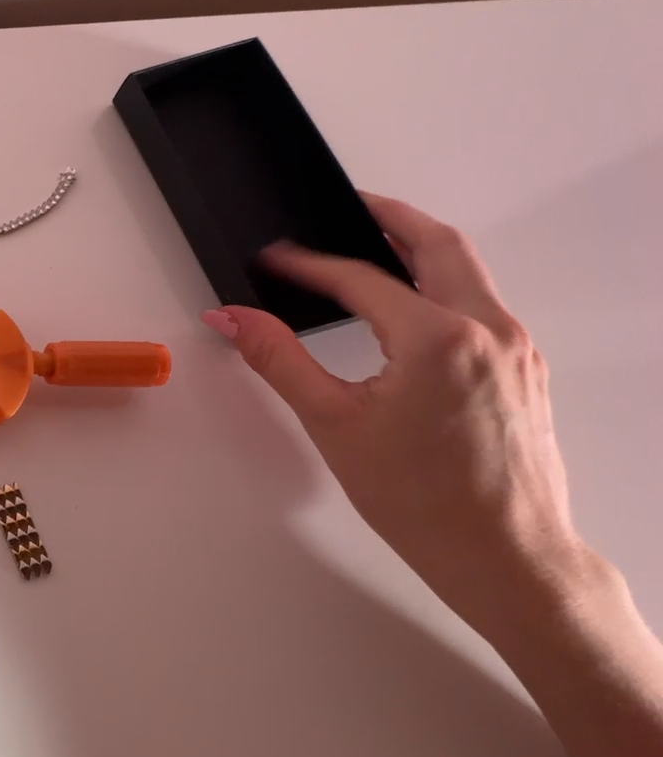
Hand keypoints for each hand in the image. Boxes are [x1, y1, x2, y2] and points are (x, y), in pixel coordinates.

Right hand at [200, 194, 585, 638]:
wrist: (502, 551)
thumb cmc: (418, 494)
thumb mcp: (331, 419)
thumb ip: (277, 357)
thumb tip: (232, 318)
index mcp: (440, 338)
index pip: (361, 278)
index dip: (306, 264)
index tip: (272, 258)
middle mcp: (490, 331)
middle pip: (441, 246)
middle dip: (390, 218)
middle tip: (348, 205)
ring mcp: (517, 349)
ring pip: (469, 271)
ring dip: (421, 248)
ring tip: (374, 243)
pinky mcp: (524, 370)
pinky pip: (482, 303)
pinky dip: (443, 282)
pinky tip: (410, 300)